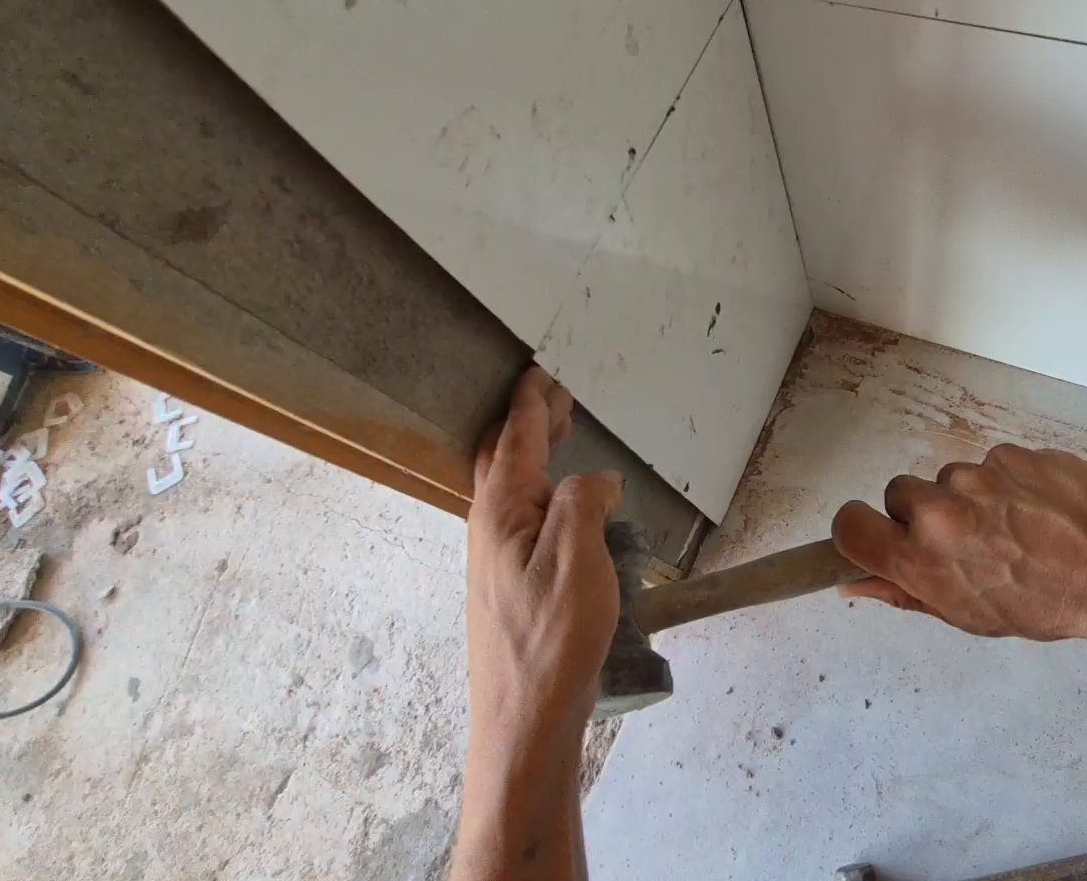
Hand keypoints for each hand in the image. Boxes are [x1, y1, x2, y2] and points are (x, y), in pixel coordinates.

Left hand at [466, 367, 623, 729]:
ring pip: (510, 484)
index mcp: (503, 510)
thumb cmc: (552, 639)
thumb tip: (596, 478)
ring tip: (560, 432)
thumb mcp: (578, 559)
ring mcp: (494, 555)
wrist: (525, 718)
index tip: (539, 367)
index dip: (532, 400)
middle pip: (505, 454)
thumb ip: (584, 503)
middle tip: (558, 395)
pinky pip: (519, 510)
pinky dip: (538, 484)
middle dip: (529, 419)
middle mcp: (490, 526)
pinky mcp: (506, 580)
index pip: (517, 437)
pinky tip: (558, 498)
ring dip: (532, 450)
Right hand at [832, 444, 1086, 643]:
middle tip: (966, 536)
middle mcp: (937, 512)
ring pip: (948, 478)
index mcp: (921, 560)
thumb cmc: (1039, 608)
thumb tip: (851, 582)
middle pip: (899, 493)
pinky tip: (1036, 505)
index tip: (881, 535)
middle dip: (922, 511)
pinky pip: (990, 464)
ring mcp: (974, 477)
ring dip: (969, 497)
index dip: (860, 529)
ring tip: (1013, 524)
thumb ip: (903, 593)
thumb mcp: (965, 615)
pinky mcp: (1007, 452)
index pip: (850, 525)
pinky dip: (1005, 481)